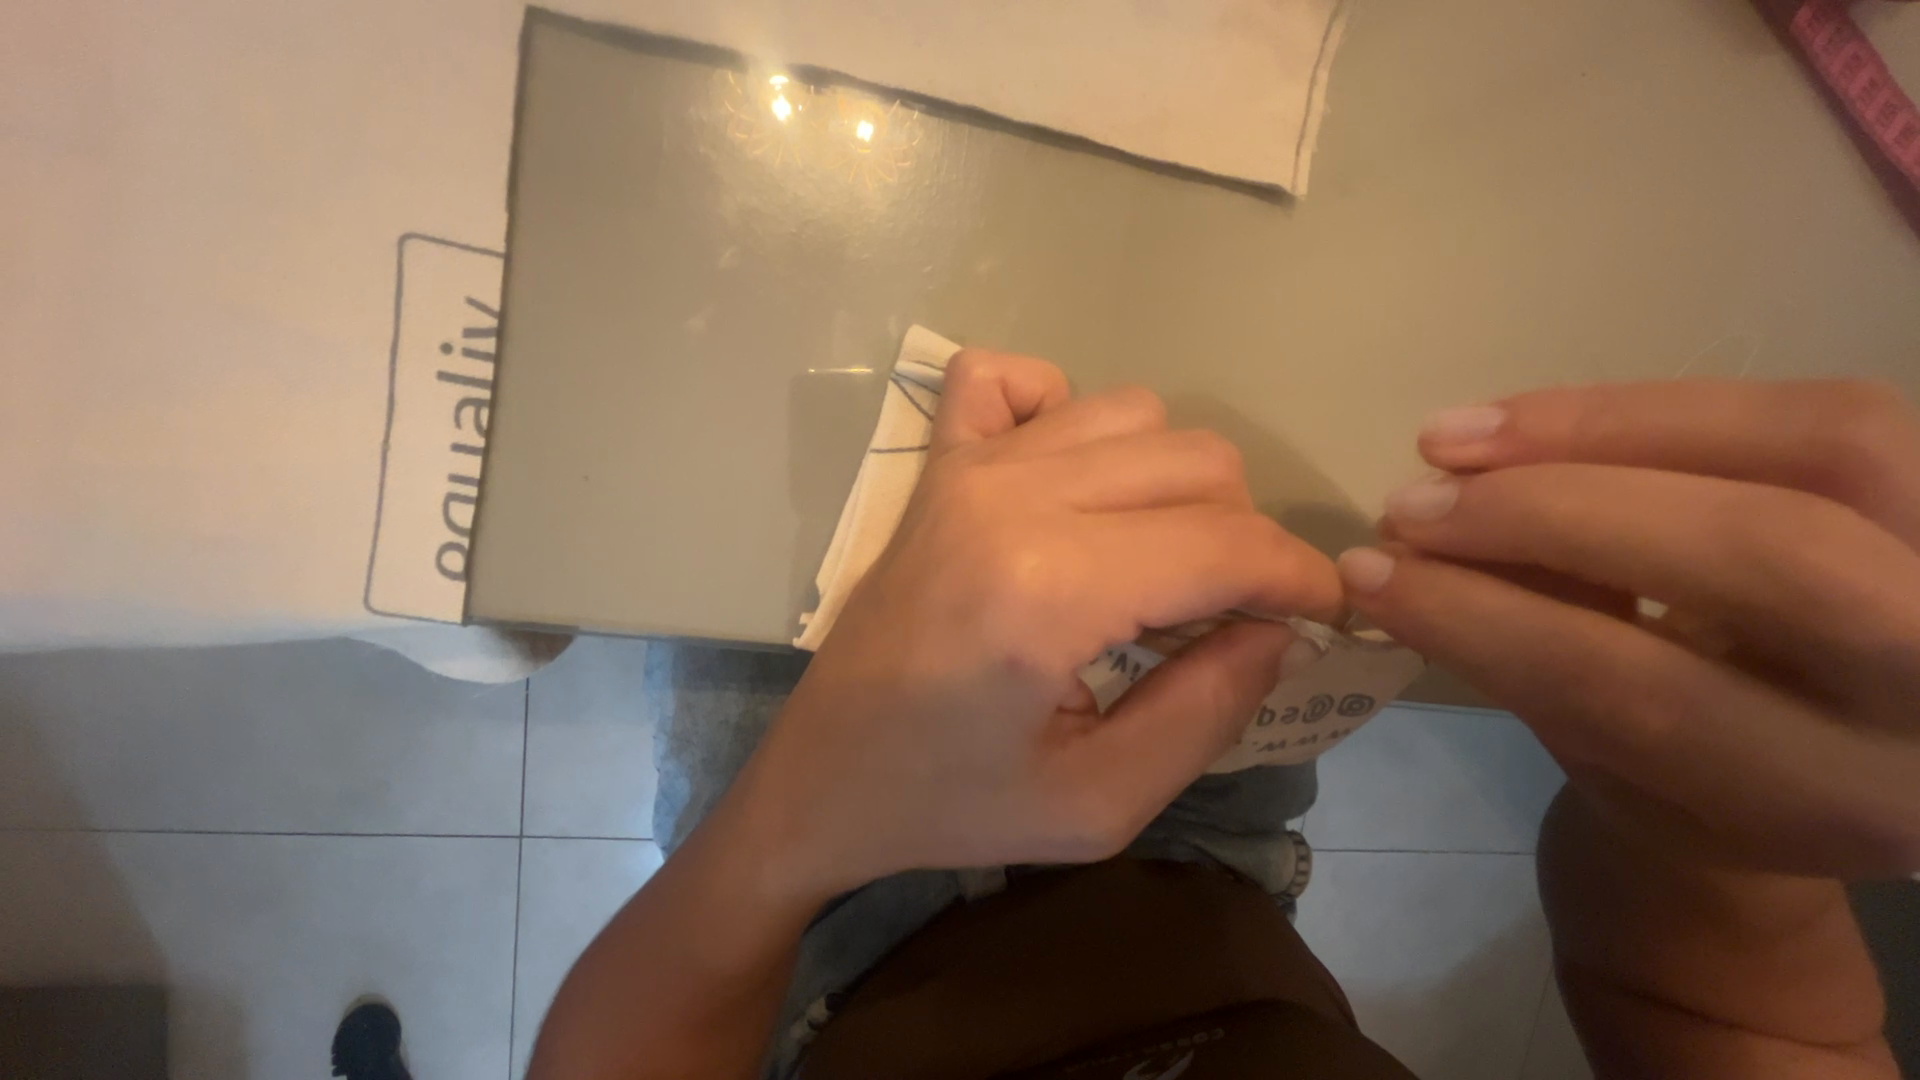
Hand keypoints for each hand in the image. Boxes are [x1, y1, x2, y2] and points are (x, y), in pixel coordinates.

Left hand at [733, 349, 1340, 897]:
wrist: (823, 779)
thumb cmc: (951, 805)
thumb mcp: (1098, 804)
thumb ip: (1206, 712)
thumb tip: (1276, 630)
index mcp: (1048, 589)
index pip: (1226, 543)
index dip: (1298, 577)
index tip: (1321, 615)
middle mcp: (1009, 498)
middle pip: (1194, 462)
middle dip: (1242, 536)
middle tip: (1225, 611)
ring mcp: (963, 468)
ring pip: (1129, 413)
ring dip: (1171, 481)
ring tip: (1152, 558)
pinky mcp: (932, 466)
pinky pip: (1006, 378)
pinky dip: (1060, 410)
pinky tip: (1065, 480)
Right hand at [1341, 379, 1919, 879]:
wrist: (1836, 762)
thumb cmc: (1696, 781)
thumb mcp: (1605, 760)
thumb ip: (1521, 657)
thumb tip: (1407, 555)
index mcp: (1850, 796)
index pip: (1644, 689)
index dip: (1483, 617)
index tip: (1366, 574)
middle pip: (1761, 549)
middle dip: (1545, 511)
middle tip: (1413, 505)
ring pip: (1820, 440)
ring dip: (1595, 428)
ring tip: (1453, 439)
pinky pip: (1817, 410)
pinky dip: (1648, 406)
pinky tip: (1532, 422)